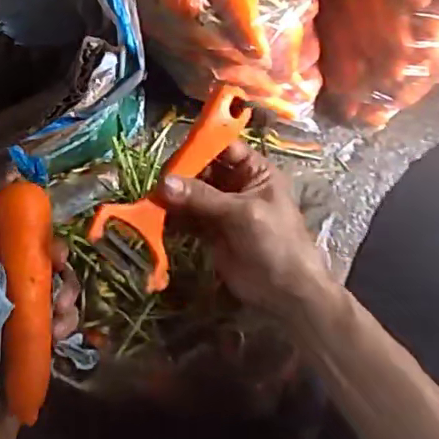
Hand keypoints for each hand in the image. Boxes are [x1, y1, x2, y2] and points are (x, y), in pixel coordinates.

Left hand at [0, 229, 80, 360]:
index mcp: (0, 275)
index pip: (26, 249)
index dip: (42, 243)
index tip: (52, 249)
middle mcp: (22, 289)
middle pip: (53, 266)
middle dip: (63, 269)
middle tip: (61, 275)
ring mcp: (39, 312)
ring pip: (66, 290)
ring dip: (67, 296)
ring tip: (57, 311)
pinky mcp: (52, 335)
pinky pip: (70, 319)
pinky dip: (67, 322)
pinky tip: (56, 334)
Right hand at [152, 142, 332, 318]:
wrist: (286, 294)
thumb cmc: (276, 243)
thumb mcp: (242, 213)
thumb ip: (202, 197)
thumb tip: (164, 183)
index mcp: (255, 172)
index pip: (224, 147)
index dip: (201, 144)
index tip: (174, 151)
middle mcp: (236, 185)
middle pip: (201, 168)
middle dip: (180, 173)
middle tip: (158, 182)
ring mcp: (221, 207)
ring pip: (190, 192)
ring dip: (172, 196)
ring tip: (153, 200)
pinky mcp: (209, 229)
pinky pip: (186, 215)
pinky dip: (172, 216)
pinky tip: (157, 217)